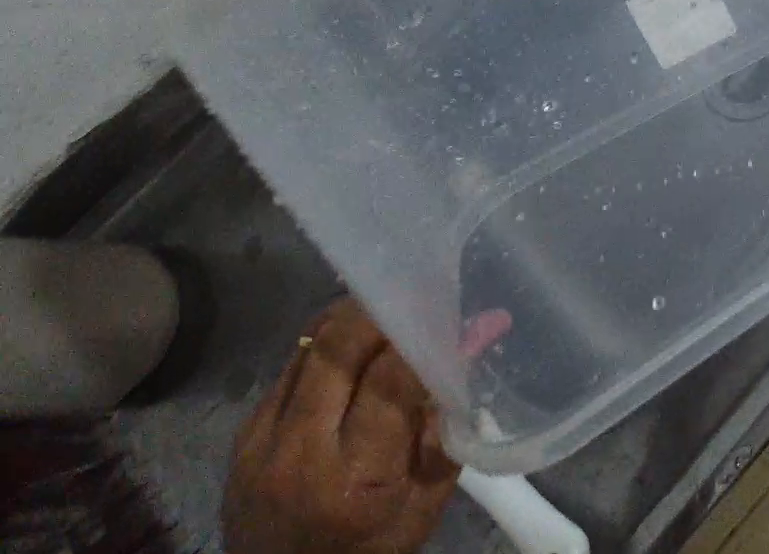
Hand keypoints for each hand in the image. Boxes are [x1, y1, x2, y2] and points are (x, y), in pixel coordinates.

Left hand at [224, 299, 457, 553]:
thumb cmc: (375, 543)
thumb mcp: (431, 494)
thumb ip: (452, 416)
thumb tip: (484, 332)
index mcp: (354, 474)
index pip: (392, 376)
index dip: (427, 328)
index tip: (460, 299)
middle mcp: (298, 449)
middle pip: (340, 346)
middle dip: (388, 305)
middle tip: (427, 281)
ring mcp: (261, 438)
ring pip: (312, 345)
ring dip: (358, 315)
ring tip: (399, 300)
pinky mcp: (244, 430)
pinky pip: (296, 364)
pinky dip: (334, 341)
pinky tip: (363, 339)